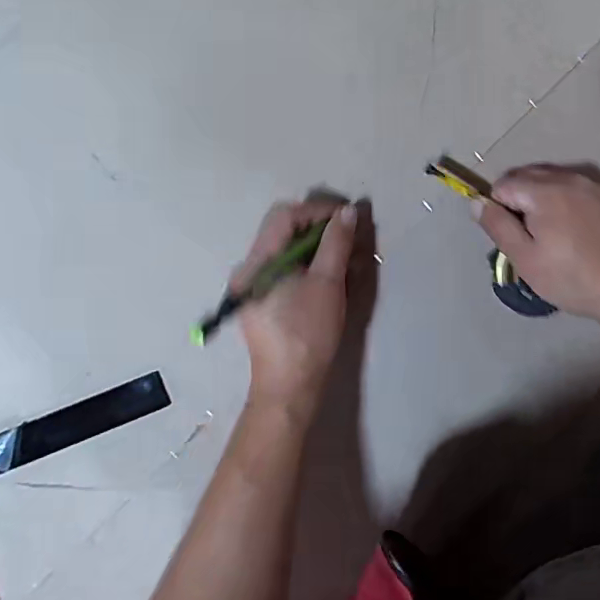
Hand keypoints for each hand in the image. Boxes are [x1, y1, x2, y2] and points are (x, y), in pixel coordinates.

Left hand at [234, 201, 359, 412]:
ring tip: (348, 259)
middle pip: (283, 230)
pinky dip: (309, 266)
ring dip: (318, 248)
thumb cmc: (308, 334)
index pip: (285, 215)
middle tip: (351, 237)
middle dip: (320, 228)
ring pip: (286, 250)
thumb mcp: (328, 284)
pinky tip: (332, 277)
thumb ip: (336, 243)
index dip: (318, 210)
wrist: (288, 389)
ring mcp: (253, 286)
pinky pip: (285, 270)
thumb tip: (347, 212)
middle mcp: (249, 269)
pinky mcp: (262, 301)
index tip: (348, 217)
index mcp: (258, 262)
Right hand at [472, 165, 599, 325]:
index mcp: (544, 190)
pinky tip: (570, 231)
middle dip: (517, 199)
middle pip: (526, 176)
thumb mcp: (524, 258)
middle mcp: (567, 178)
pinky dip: (561, 200)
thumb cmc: (571, 277)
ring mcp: (590, 185)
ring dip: (539, 198)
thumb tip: (476, 202)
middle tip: (527, 237)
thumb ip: (497, 225)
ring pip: (549, 179)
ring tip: (548, 235)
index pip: (503, 184)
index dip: (499, 209)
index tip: (513, 237)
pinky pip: (571, 187)